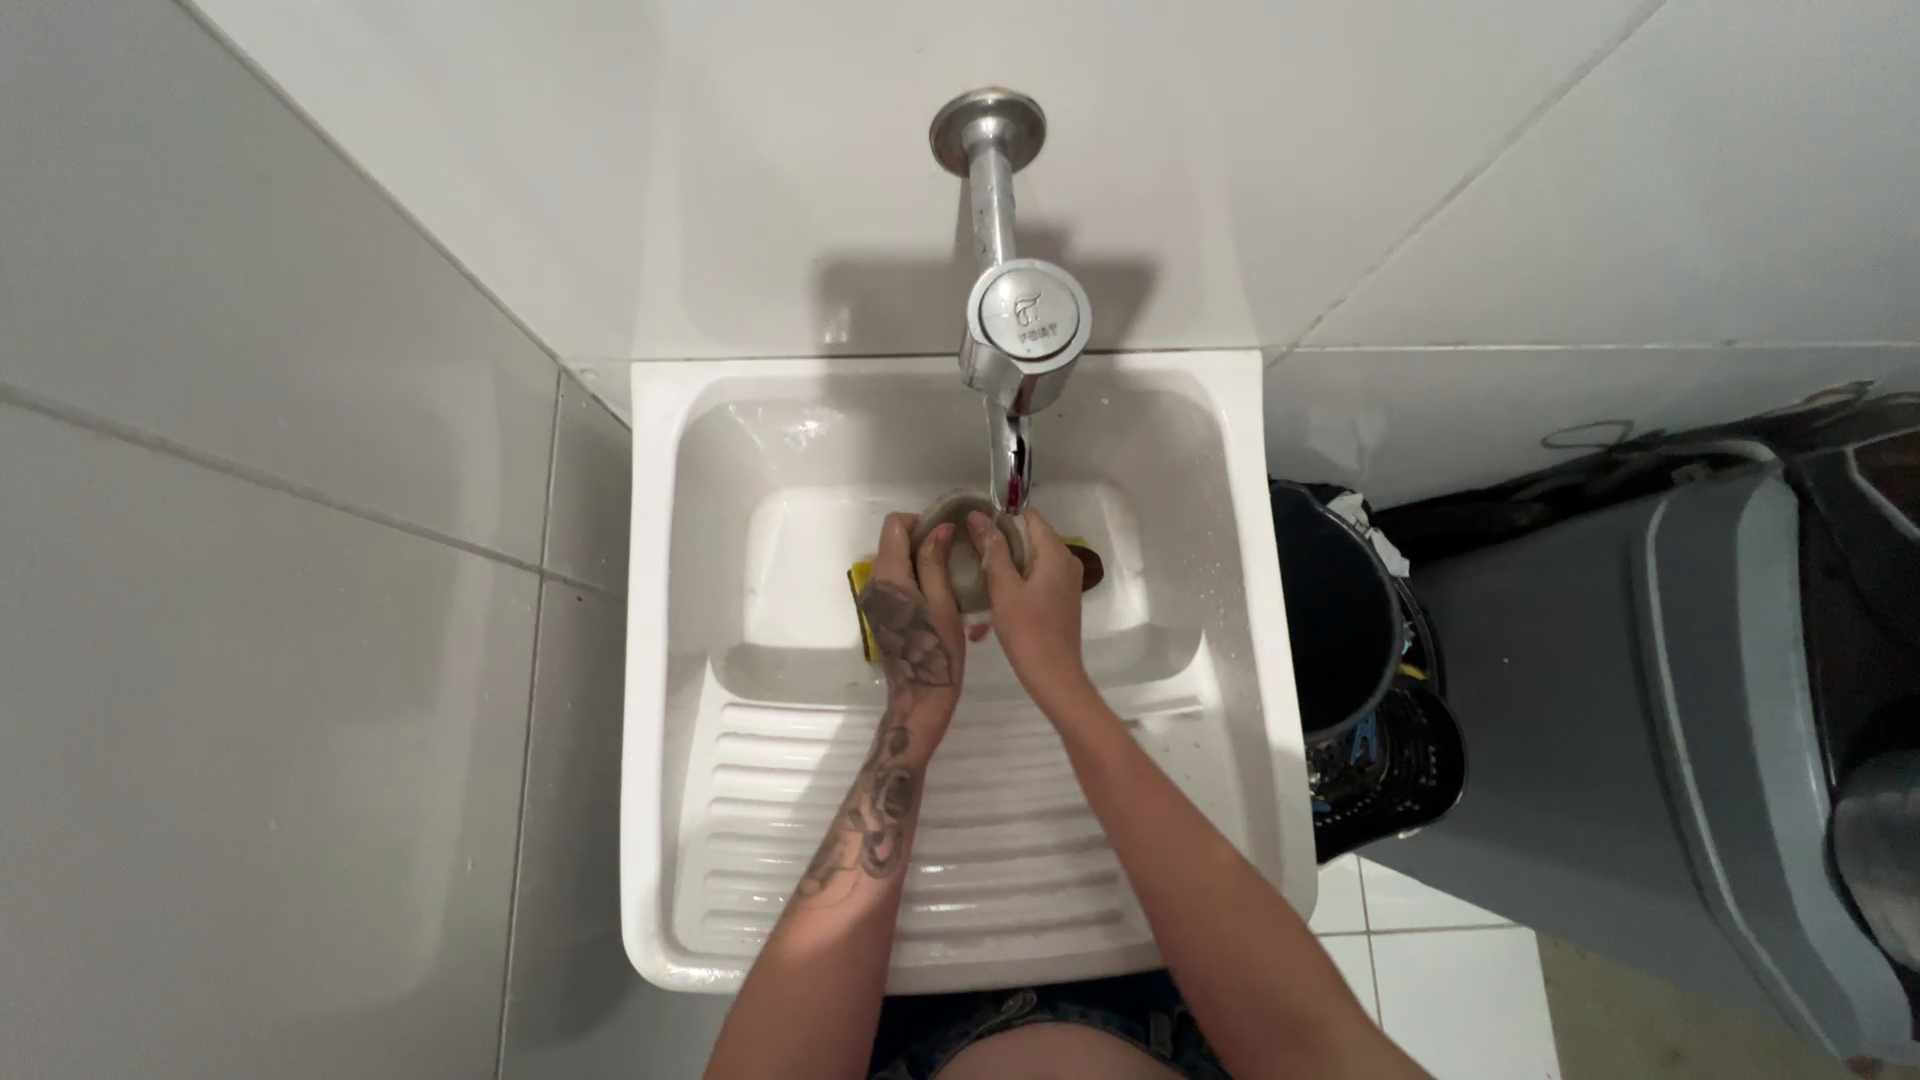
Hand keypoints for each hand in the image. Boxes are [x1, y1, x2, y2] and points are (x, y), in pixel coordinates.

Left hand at [858, 513, 965, 733]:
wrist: (920, 694)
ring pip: (893, 561)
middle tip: (953, 554)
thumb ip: (935, 561)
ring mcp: (873, 598)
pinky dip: (913, 577)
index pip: (894, 525)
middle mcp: (873, 582)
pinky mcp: (878, 611)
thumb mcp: (943, 602)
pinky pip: (894, 581)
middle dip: (921, 540)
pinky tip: (937, 592)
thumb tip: (939, 527)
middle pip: (892, 542)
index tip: (945, 535)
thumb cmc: (938, 649)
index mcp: (888, 576)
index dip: (920, 522)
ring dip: (918, 559)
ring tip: (948, 573)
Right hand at [966, 508, 1093, 713]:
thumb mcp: (1003, 588)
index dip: (1001, 516)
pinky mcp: (1061, 598)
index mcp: (1055, 553)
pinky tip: (993, 596)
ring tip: (976, 574)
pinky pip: (1036, 577)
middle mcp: (1066, 561)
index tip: (974, 526)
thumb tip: (978, 516)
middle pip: (1030, 537)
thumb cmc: (1027, 630)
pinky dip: (1016, 581)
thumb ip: (992, 550)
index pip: (1028, 516)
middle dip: (1000, 542)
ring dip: (1005, 564)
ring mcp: (1066, 581)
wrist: (1053, 676)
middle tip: (969, 550)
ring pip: (1031, 559)